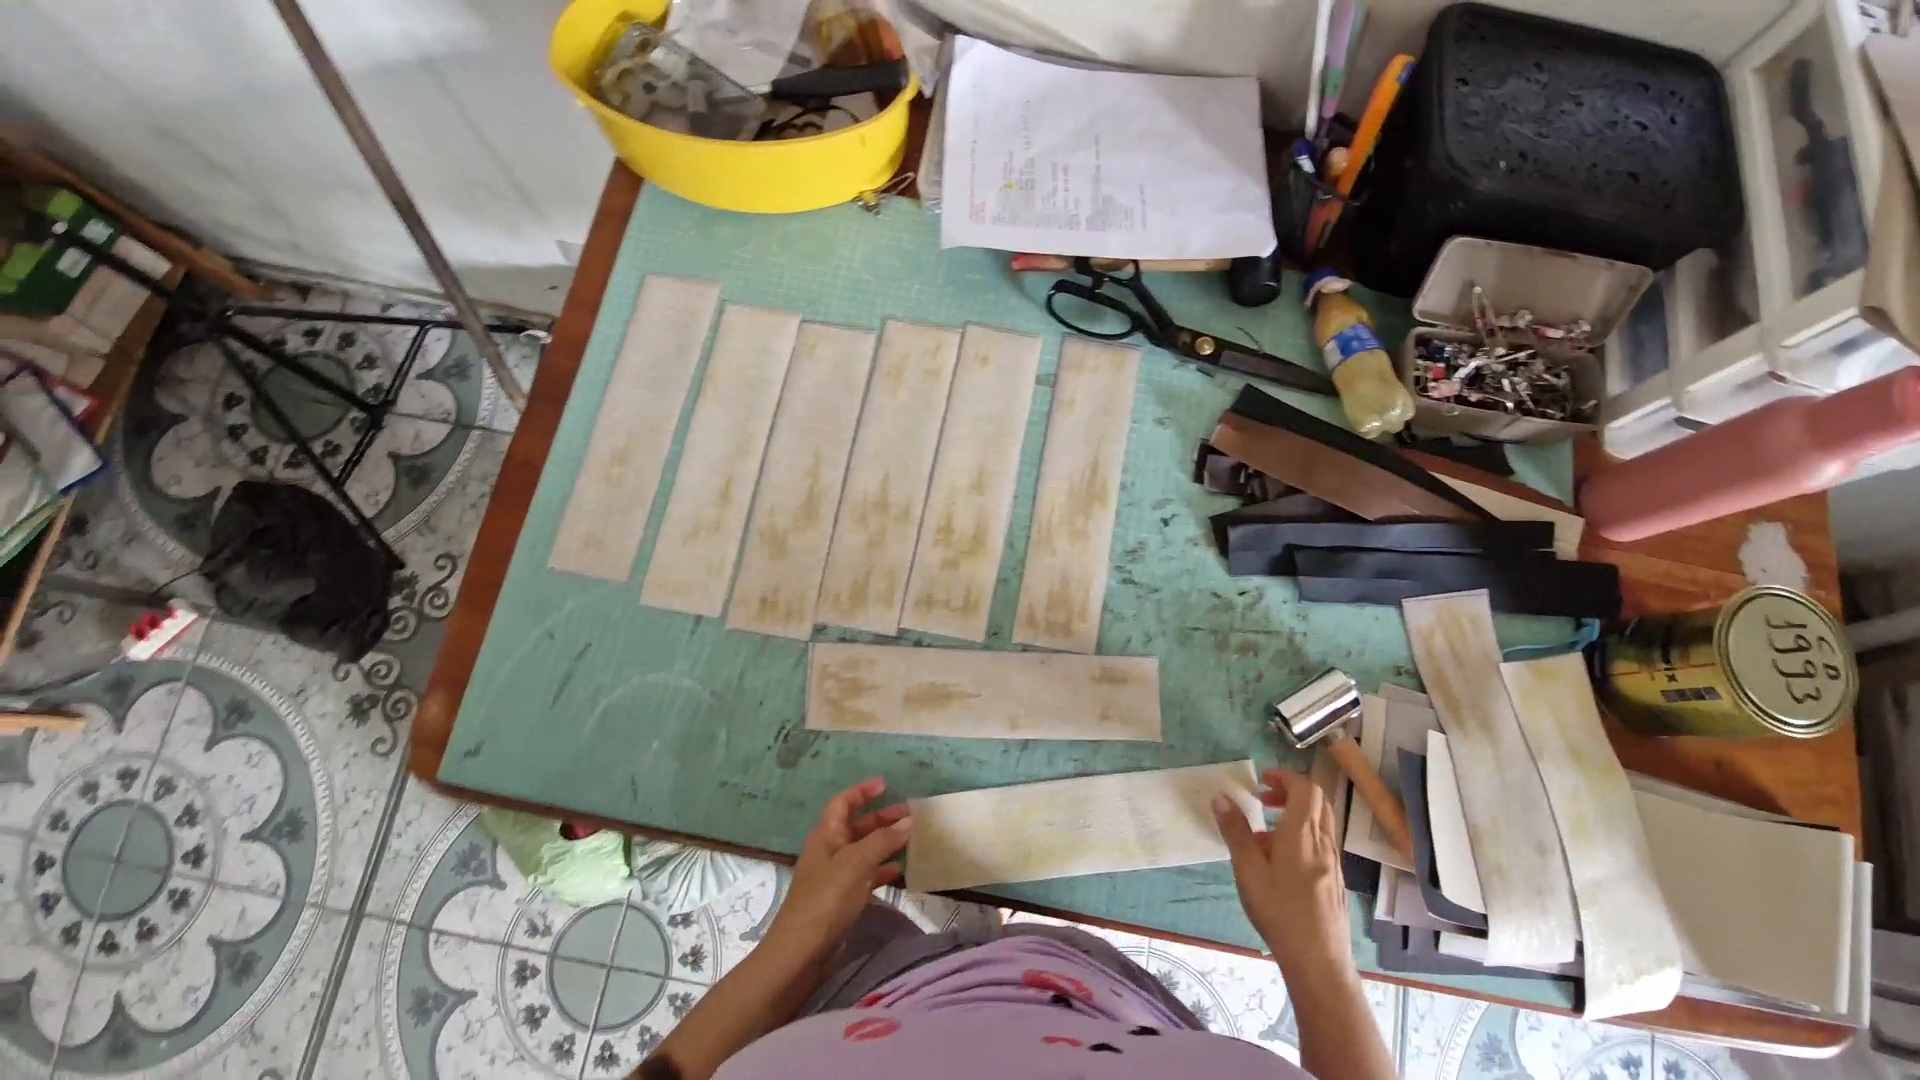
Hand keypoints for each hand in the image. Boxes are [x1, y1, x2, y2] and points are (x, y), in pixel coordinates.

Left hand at [766, 777, 911, 962]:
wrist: (801, 951)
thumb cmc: (825, 899)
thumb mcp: (855, 864)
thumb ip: (882, 841)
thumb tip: (908, 821)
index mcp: (826, 835)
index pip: (843, 803)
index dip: (862, 791)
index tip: (886, 785)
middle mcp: (829, 850)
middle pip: (857, 826)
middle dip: (882, 818)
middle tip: (910, 815)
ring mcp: (836, 876)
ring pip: (864, 850)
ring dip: (885, 843)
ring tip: (912, 840)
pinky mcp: (842, 899)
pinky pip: (866, 875)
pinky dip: (883, 870)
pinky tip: (901, 872)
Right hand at [1213, 768, 1354, 978]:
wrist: (1319, 960)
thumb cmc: (1279, 911)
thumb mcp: (1248, 870)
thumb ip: (1236, 832)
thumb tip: (1221, 798)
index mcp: (1302, 833)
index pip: (1305, 788)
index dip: (1285, 776)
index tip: (1261, 781)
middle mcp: (1323, 841)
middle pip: (1317, 801)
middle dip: (1291, 791)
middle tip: (1264, 799)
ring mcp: (1333, 861)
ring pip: (1321, 822)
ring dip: (1296, 814)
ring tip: (1266, 834)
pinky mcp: (1335, 879)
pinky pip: (1321, 843)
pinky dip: (1303, 836)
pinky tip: (1282, 863)